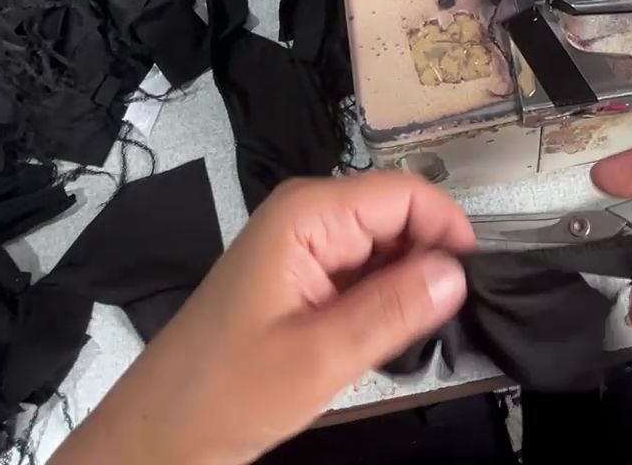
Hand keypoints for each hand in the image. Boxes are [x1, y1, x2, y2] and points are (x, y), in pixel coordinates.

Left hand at [52, 171, 473, 464]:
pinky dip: (384, 294)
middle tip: (444, 319)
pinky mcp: (303, 269)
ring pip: (383, 242)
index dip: (446, 227)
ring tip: (414, 333)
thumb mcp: (317, 359)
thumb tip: (456, 271)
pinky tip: (384, 332)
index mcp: (309, 212)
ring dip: (406, 280)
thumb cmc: (225, 394)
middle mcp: (310, 212)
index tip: (475, 280)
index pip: (403, 194)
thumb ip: (391, 310)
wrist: (156, 437)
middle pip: (395, 214)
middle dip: (427, 258)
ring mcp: (305, 240)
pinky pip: (362, 266)